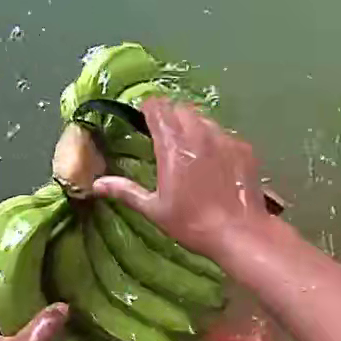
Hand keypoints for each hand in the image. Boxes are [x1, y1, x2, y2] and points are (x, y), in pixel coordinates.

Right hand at [93, 98, 273, 260]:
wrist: (239, 232)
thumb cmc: (193, 223)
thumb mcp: (155, 210)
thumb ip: (126, 191)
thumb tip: (96, 184)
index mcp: (173, 145)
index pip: (157, 108)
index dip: (148, 110)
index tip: (144, 119)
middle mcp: (199, 134)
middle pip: (181, 108)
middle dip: (170, 115)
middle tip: (165, 133)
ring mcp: (225, 139)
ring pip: (205, 118)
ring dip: (194, 125)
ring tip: (190, 145)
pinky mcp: (244, 148)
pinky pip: (225, 134)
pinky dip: (216, 140)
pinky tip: (216, 159)